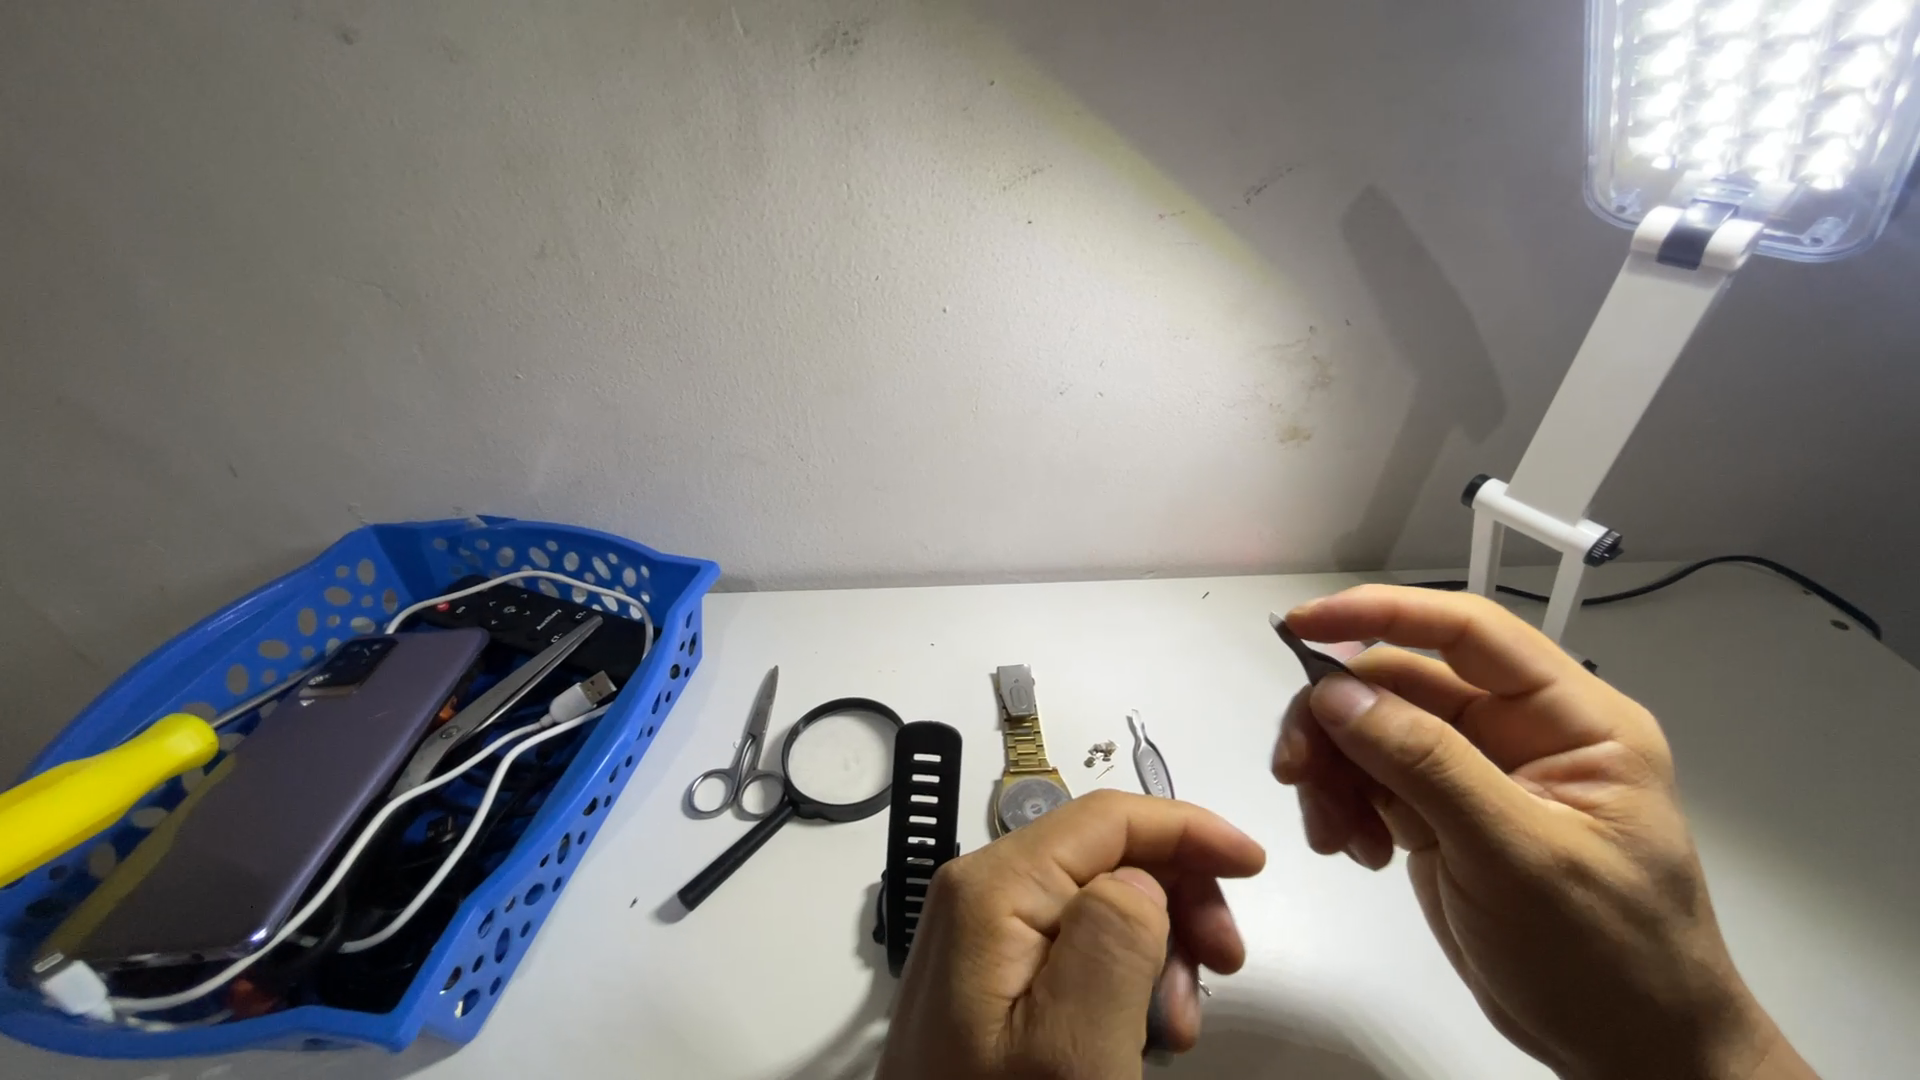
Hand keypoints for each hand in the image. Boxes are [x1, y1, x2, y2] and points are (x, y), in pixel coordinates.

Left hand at [876, 790, 1265, 1079]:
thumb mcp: (1071, 1048)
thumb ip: (1112, 942)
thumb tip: (1140, 879)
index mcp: (995, 886)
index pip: (1106, 819)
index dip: (1186, 828)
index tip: (1254, 864)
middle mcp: (982, 886)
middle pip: (1106, 853)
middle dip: (1177, 898)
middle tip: (1224, 968)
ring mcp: (984, 924)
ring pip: (1099, 896)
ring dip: (1155, 947)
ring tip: (1174, 1026)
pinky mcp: (992, 962)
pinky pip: (1076, 937)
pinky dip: (1123, 971)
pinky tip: (1137, 1027)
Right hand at [1273, 585, 1815, 1079]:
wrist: (1626, 1055)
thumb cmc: (1605, 957)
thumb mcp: (1517, 855)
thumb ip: (1426, 764)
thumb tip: (1334, 692)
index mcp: (1568, 718)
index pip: (1465, 631)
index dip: (1380, 613)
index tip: (1300, 625)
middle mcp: (1514, 729)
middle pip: (1395, 683)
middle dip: (1334, 720)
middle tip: (1295, 771)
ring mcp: (1470, 769)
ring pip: (1366, 727)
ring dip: (1331, 770)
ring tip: (1330, 831)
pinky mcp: (1434, 807)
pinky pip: (1363, 776)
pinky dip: (1340, 803)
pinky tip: (1351, 848)